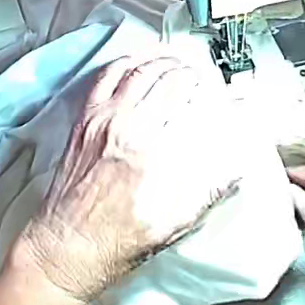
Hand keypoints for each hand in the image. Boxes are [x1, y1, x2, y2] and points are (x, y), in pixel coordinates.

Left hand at [14, 55, 240, 303]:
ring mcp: (102, 117)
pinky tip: (141, 59)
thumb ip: (208, 188)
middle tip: (200, 77)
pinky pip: (107, 76)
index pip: (189, 106)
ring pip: (138, 71)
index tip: (220, 96)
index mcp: (153, 153)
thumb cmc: (120, 239)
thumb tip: (237, 163)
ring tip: (178, 60)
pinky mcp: (85, 117)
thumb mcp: (174, 222)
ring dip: (162, 60)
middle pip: (166, 81)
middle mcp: (127, 126)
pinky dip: (127, 61)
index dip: (208, 95)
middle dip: (188, 73)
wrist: (67, 245)